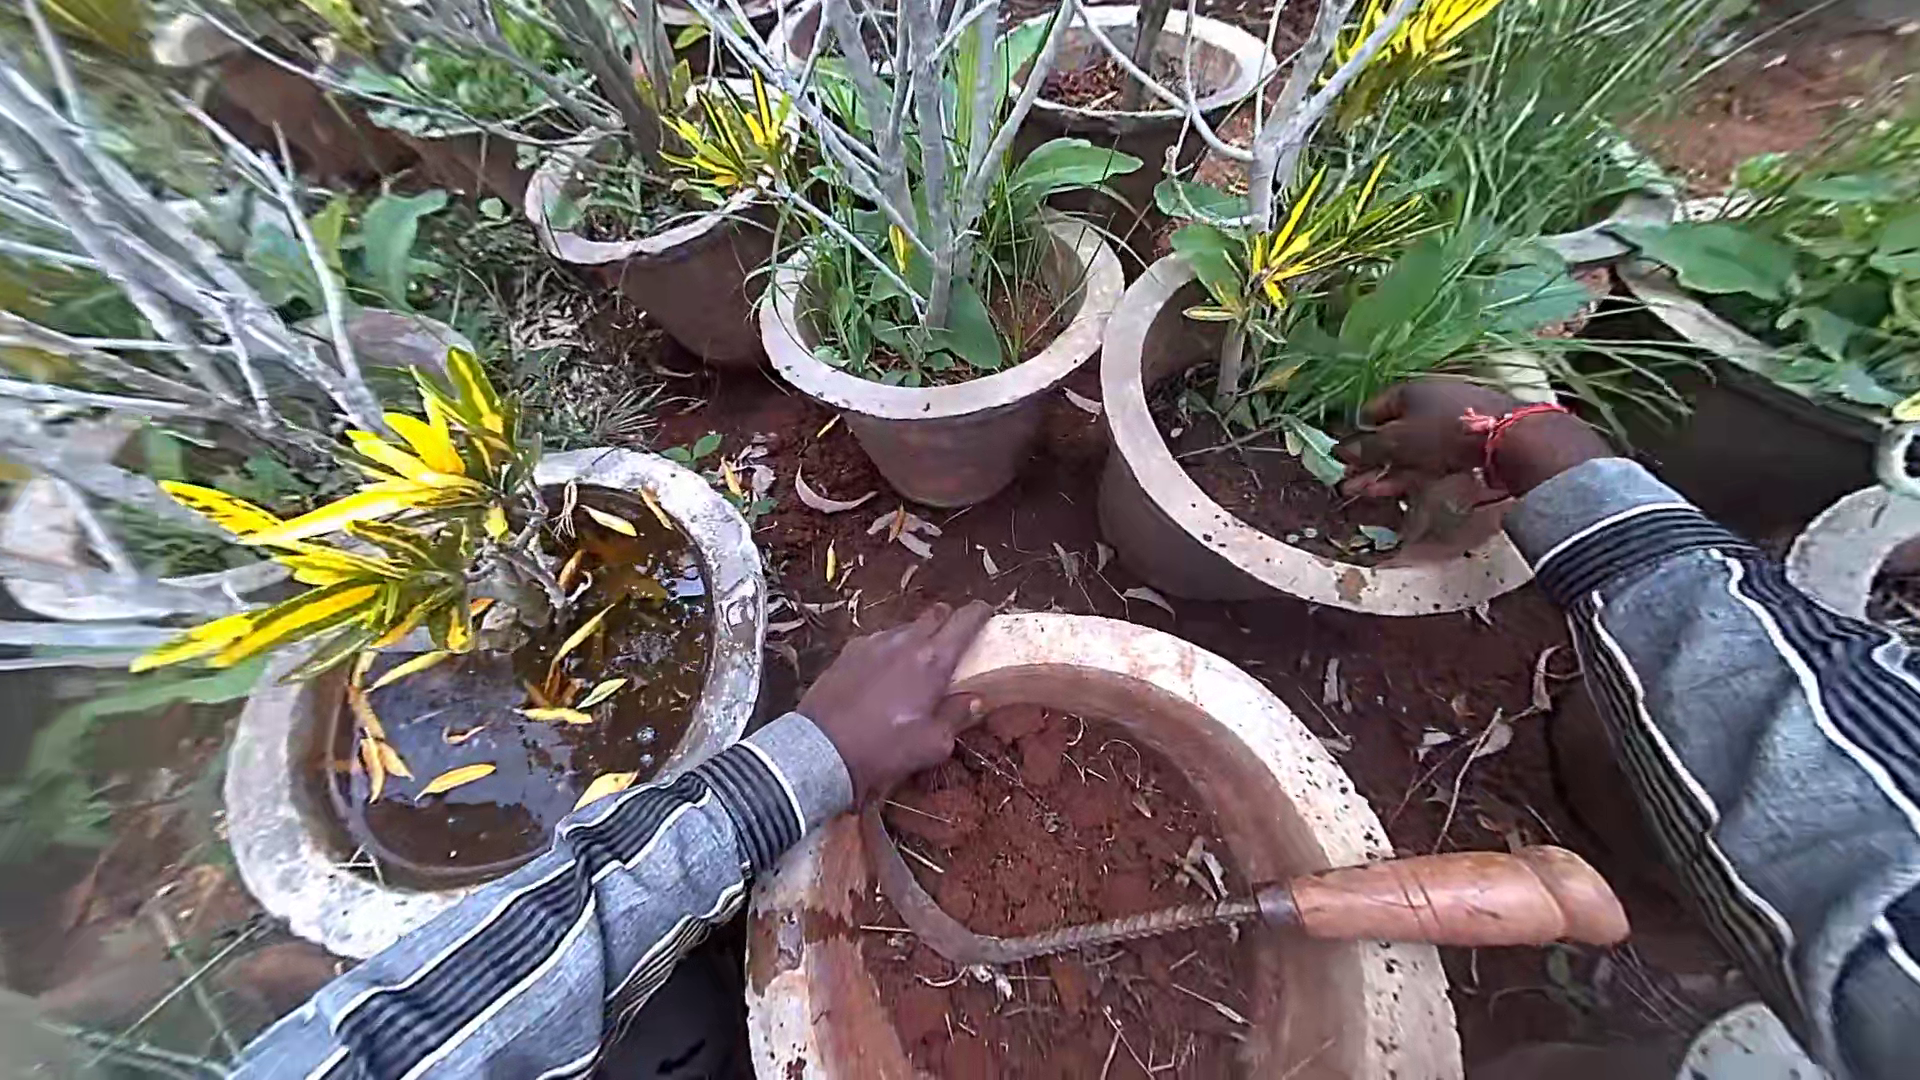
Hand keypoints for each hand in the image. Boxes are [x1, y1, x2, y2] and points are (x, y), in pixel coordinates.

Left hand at [799, 601, 991, 802]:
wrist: (820, 750)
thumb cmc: (884, 749)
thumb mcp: (932, 744)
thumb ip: (957, 716)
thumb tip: (974, 700)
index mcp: (932, 660)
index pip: (964, 621)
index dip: (979, 612)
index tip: (987, 612)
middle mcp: (905, 641)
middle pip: (935, 614)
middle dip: (949, 619)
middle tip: (955, 637)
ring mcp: (873, 642)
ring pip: (906, 628)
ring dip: (918, 637)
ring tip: (917, 661)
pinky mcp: (849, 651)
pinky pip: (879, 641)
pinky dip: (890, 649)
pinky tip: (884, 672)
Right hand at [1335, 380, 1610, 497]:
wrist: (1514, 440)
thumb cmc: (1444, 432)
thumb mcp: (1396, 440)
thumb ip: (1365, 447)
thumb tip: (1339, 450)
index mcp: (1409, 391)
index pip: (1371, 411)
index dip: (1356, 433)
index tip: (1345, 454)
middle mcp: (1429, 402)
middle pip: (1390, 433)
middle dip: (1368, 460)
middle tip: (1350, 480)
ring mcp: (1450, 422)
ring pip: (1408, 450)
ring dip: (1383, 471)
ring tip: (1362, 492)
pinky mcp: (1467, 442)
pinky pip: (1429, 458)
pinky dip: (1408, 473)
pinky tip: (1391, 489)